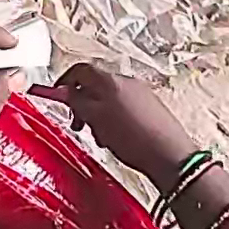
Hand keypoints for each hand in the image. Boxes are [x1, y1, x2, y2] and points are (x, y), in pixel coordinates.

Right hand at [32, 64, 198, 189]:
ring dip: (97, 112)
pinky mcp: (152, 108)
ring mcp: (141, 94)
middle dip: (81, 102)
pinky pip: (124, 107)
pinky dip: (113, 118)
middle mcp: (126, 81)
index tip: (57, 95)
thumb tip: (63, 91)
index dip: (65, 81)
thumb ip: (75, 101)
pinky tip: (116, 137)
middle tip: (77, 121)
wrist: (172, 158)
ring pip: (108, 97)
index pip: (80, 70)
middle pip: (94, 84)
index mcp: (109, 80)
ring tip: (99, 134)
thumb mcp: (94, 118)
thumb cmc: (132, 138)